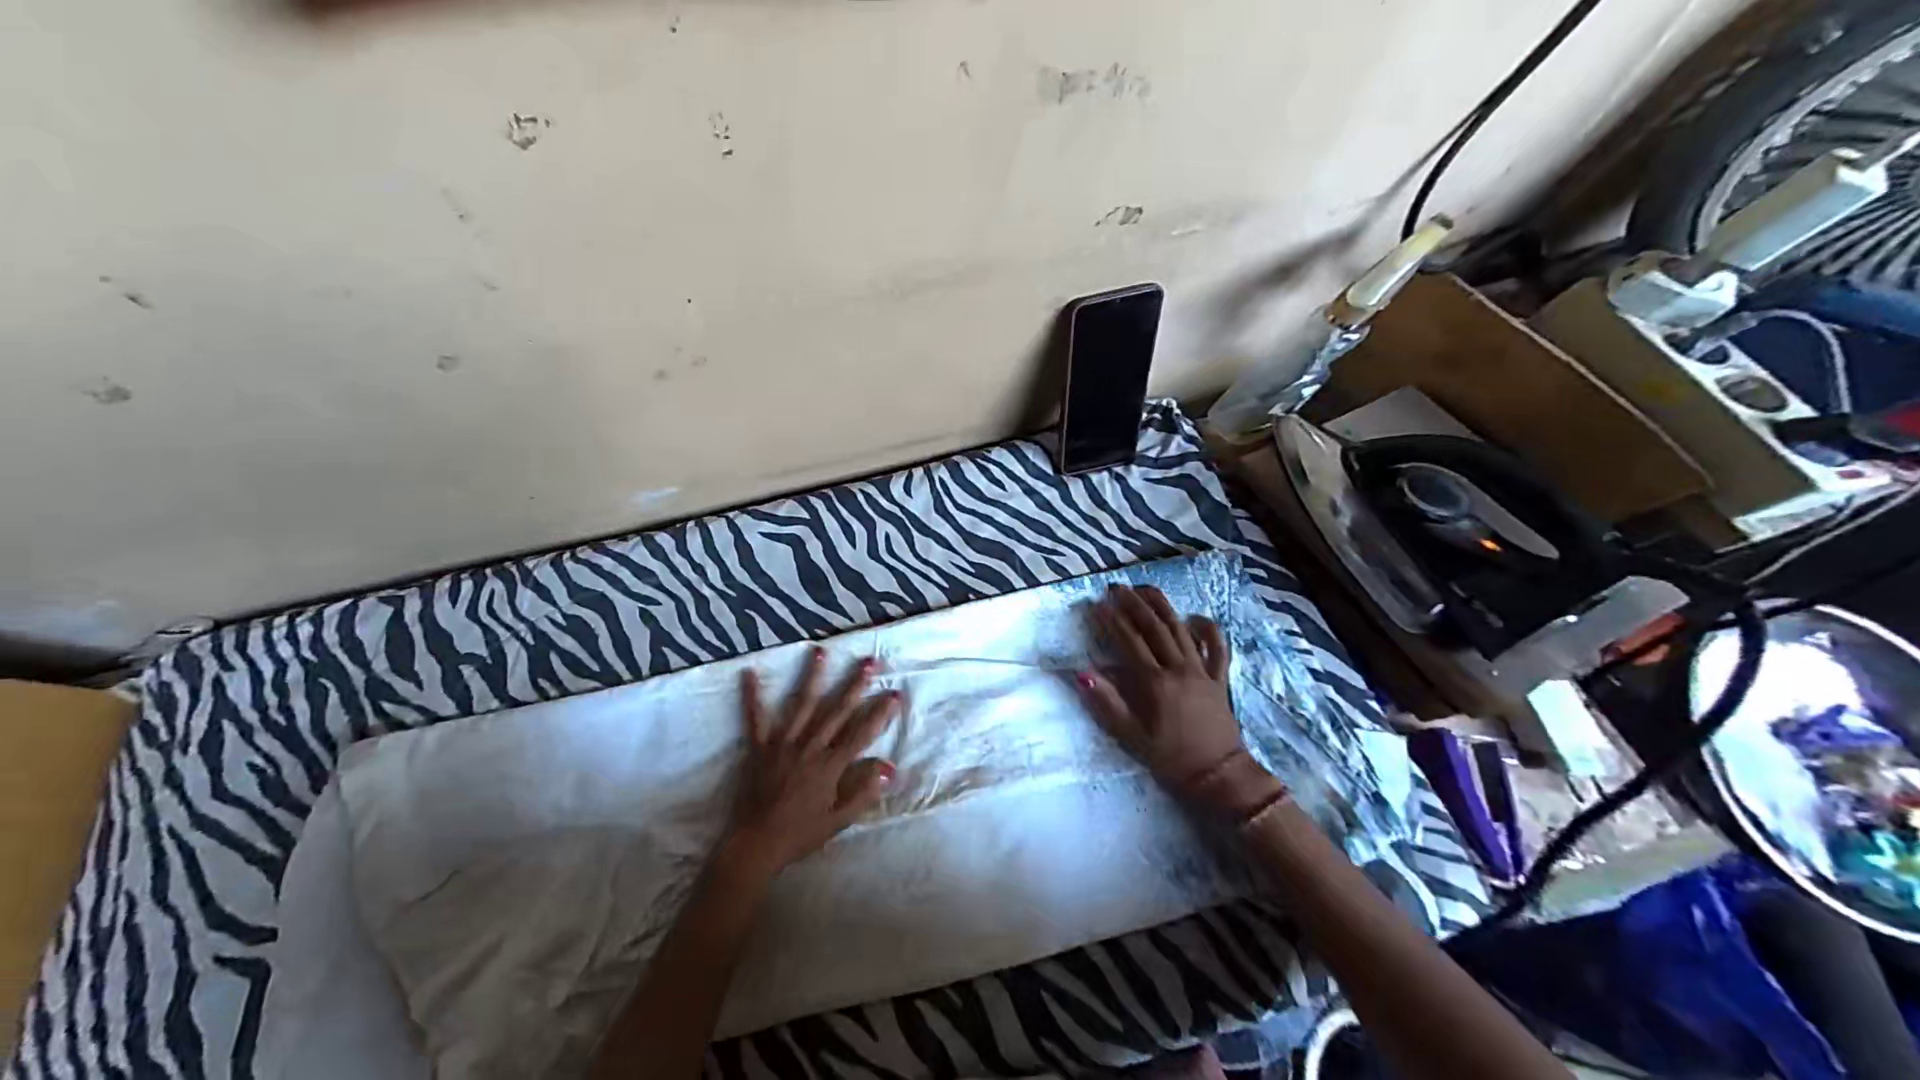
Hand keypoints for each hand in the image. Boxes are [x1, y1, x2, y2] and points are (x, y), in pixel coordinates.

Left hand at [722, 648, 900, 877]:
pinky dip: (752, 696)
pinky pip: (756, 718)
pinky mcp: (759, 748)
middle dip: (855, 684)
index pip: (861, 734)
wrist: (755, 845)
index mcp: (830, 766)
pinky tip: (749, 673)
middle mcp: (810, 748)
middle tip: (870, 661)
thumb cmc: (799, 835)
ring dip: (813, 677)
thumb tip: (890, 768)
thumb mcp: (838, 821)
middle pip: (837, 711)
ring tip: (821, 652)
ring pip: (802, 705)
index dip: (880, 713)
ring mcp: (783, 744)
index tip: (895, 694)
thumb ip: (863, 793)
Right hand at [1078, 585, 1283, 819]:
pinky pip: (1216, 648)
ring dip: (1163, 607)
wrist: (1218, 774)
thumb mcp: (1132, 736)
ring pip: (1181, 630)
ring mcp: (1202, 671)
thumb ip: (1107, 703)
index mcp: (1155, 683)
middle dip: (1134, 604)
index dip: (1113, 620)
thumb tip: (1083, 673)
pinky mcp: (1219, 679)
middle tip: (1117, 588)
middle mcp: (1179, 669)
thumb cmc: (1171, 758)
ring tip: (1146, 589)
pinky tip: (1195, 616)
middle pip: (1154, 628)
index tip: (1098, 604)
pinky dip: (1207, 629)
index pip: (1130, 642)